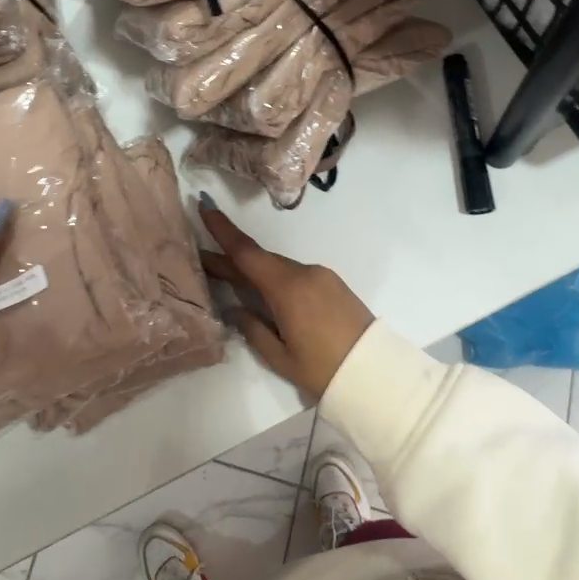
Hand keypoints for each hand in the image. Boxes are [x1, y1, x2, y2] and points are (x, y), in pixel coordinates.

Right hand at [198, 197, 373, 401]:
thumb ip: (253, 329)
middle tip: (202, 260)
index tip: (205, 207)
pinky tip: (266, 294)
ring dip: (255, 271)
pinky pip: (296, 274)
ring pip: (278, 268)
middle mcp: (304, 272)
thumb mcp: (280, 357)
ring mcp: (321, 275)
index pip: (247, 253)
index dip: (223, 230)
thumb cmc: (323, 369)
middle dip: (232, 259)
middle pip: (261, 260)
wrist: (376, 372)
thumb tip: (234, 309)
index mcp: (287, 288)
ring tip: (231, 281)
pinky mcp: (333, 283)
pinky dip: (276, 278)